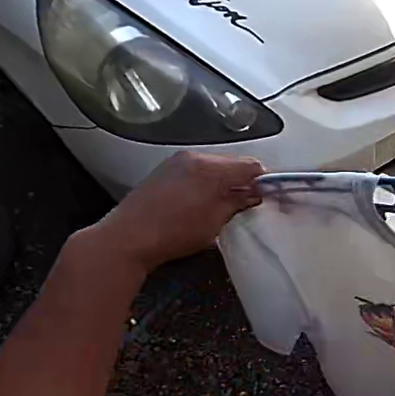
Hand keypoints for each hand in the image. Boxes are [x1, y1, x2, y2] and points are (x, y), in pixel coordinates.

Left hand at [80, 152, 264, 273]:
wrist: (127, 238)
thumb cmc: (173, 233)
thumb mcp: (215, 222)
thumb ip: (238, 204)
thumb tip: (254, 195)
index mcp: (210, 167)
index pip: (251, 166)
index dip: (263, 181)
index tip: (267, 197)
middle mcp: (193, 157)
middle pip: (231, 163)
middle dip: (242, 182)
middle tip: (248, 206)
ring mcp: (176, 162)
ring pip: (213, 167)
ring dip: (222, 183)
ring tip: (224, 207)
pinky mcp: (163, 172)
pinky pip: (194, 171)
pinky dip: (204, 184)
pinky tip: (201, 204)